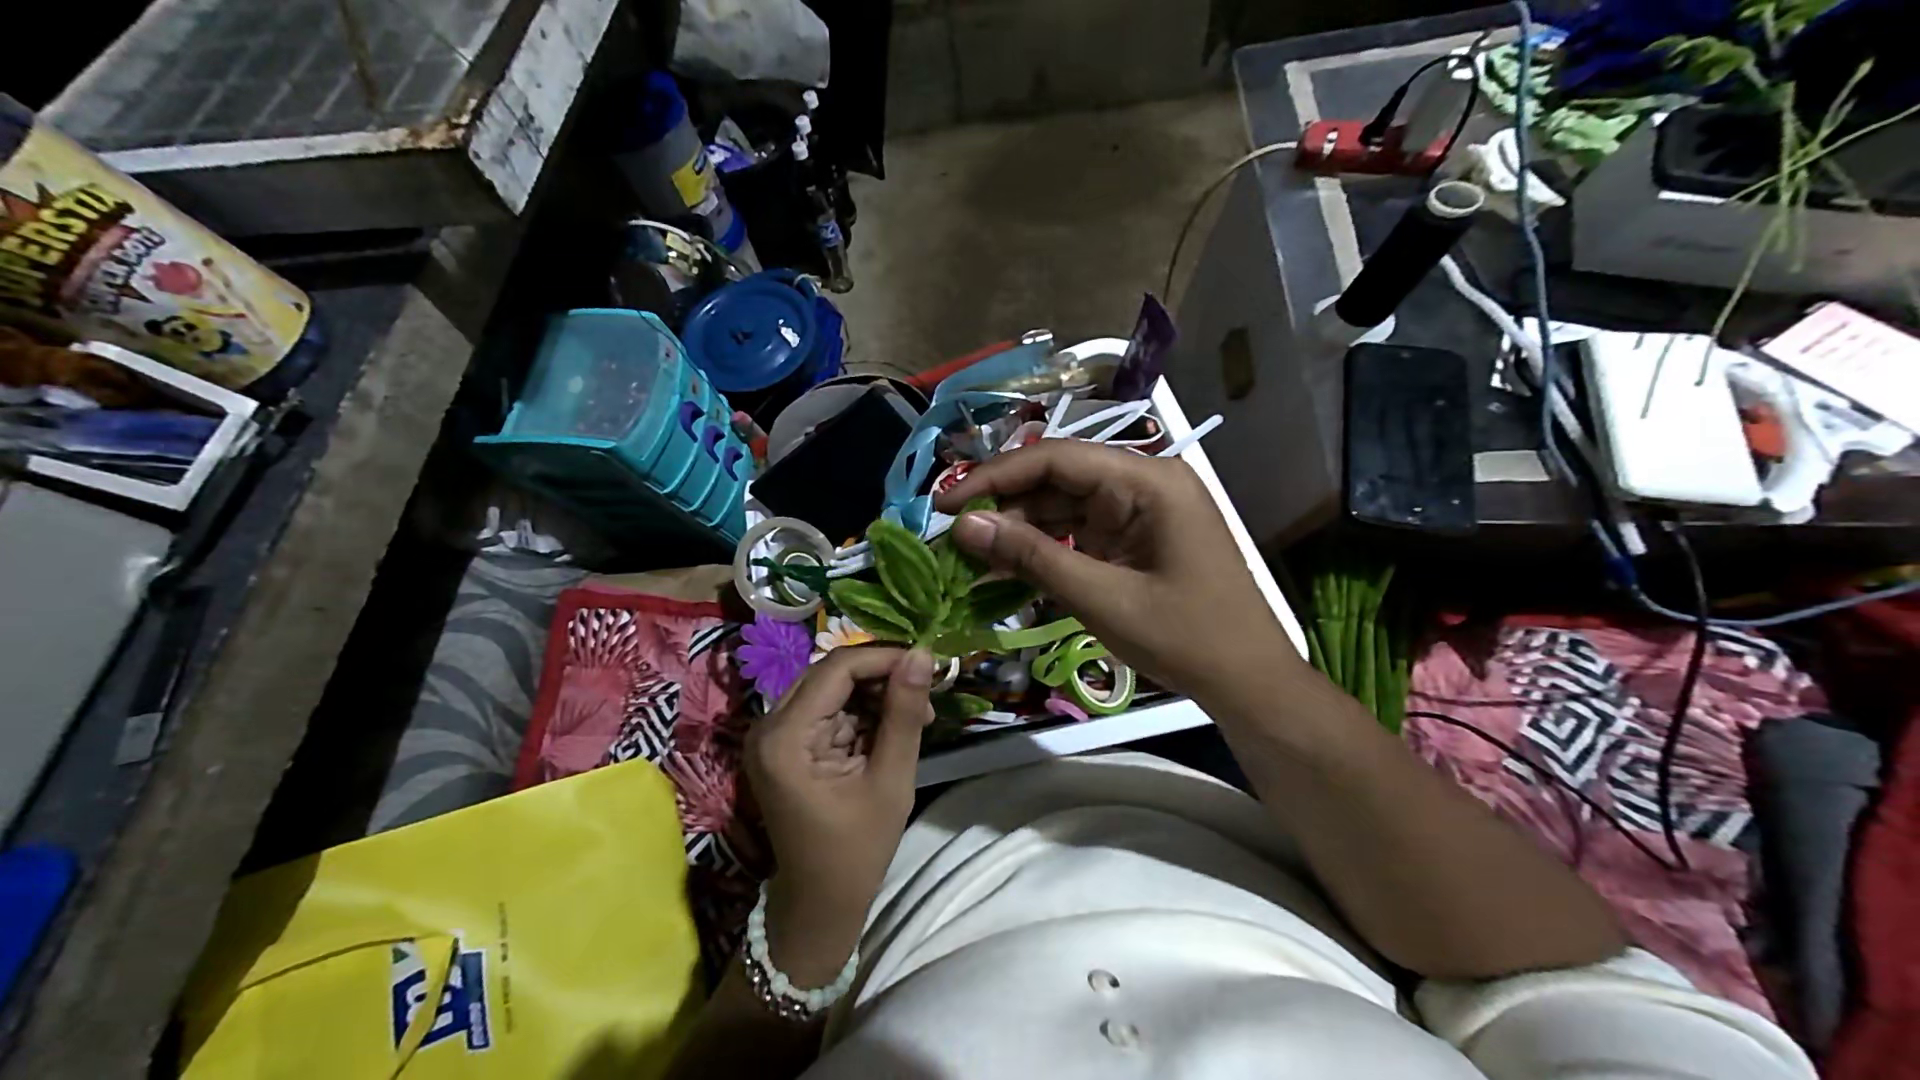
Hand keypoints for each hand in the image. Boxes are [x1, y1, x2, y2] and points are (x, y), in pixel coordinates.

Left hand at [745, 645, 933, 985]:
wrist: (820, 903)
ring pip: (831, 687)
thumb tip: (923, 655)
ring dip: (875, 692)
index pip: (837, 669)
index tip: (927, 665)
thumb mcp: (891, 780)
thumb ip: (904, 714)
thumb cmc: (857, 850)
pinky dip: (862, 711)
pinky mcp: (784, 744)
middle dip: (881, 674)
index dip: (884, 658)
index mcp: (785, 737)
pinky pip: (827, 708)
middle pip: (830, 673)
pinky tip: (891, 726)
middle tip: (925, 691)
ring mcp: (773, 735)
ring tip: (917, 714)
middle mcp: (769, 726)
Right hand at [936, 439, 1298, 701]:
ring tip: (971, 557)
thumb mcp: (1102, 597)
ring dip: (1019, 530)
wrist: (1248, 681)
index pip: (1056, 458)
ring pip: (1062, 506)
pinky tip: (1006, 567)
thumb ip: (1032, 556)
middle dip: (1004, 507)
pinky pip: (1077, 532)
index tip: (946, 504)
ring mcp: (1138, 511)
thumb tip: (964, 526)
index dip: (995, 477)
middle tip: (953, 538)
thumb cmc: (1186, 637)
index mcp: (1147, 480)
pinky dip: (1043, 549)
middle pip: (1056, 479)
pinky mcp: (1132, 538)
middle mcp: (1142, 483)